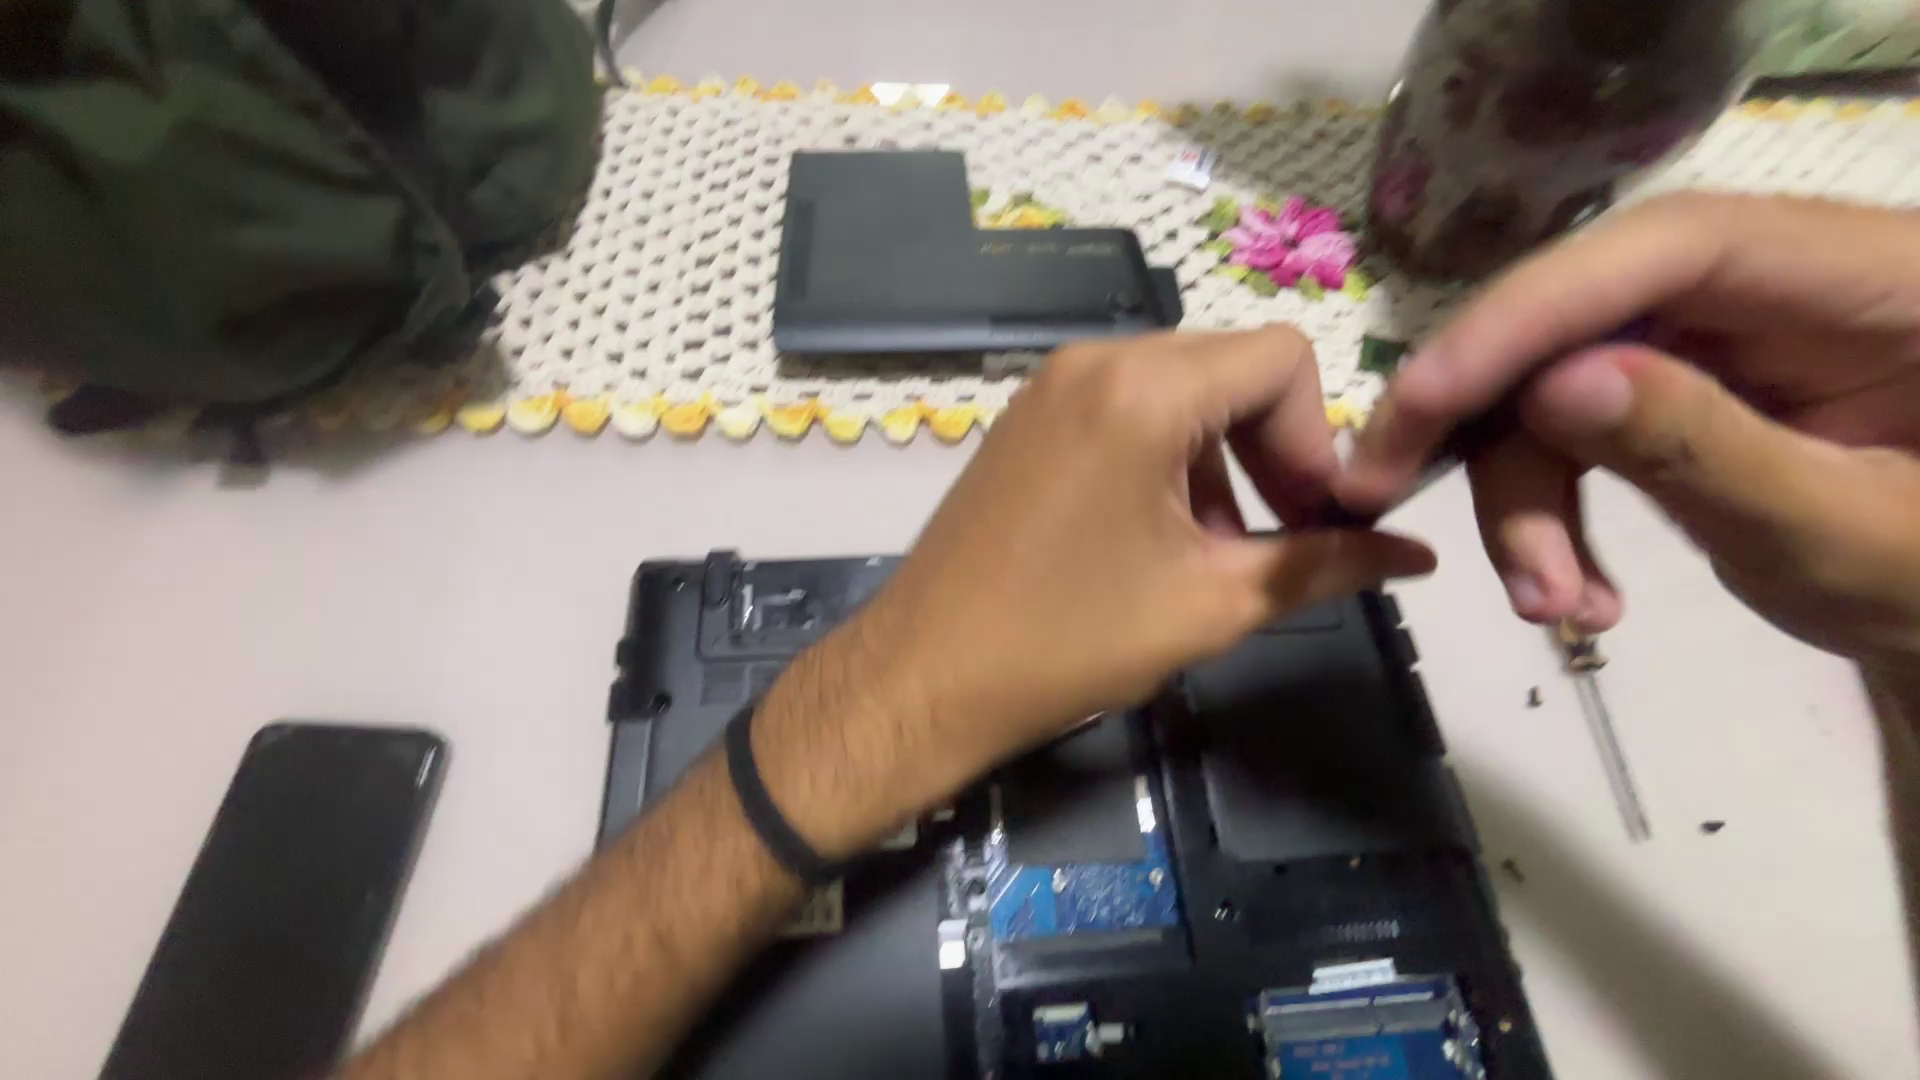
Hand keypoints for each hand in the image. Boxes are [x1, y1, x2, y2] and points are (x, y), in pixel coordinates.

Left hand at [845, 328, 1434, 791]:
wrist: (927, 673)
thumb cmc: (1069, 640)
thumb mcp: (1211, 603)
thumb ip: (1323, 564)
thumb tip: (1414, 554)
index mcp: (1142, 390)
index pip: (1280, 358)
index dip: (1315, 437)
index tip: (1312, 518)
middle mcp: (1092, 362)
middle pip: (1227, 368)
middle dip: (1271, 446)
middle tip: (1281, 533)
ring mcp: (1048, 388)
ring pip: (1175, 390)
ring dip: (1217, 456)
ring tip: (1216, 544)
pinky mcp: (1024, 420)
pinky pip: (1120, 409)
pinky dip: (1161, 455)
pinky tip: (1155, 530)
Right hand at [1338, 194, 1919, 668]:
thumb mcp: (1843, 536)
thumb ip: (1703, 451)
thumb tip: (1549, 388)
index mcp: (1877, 277)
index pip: (1670, 249)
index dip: (1528, 313)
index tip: (1420, 398)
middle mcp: (1772, 286)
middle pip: (1572, 321)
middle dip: (1473, 419)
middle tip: (1378, 492)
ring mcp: (1707, 341)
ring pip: (1544, 395)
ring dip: (1521, 509)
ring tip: (1551, 608)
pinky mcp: (1661, 388)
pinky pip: (1557, 438)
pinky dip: (1544, 520)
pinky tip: (1572, 595)